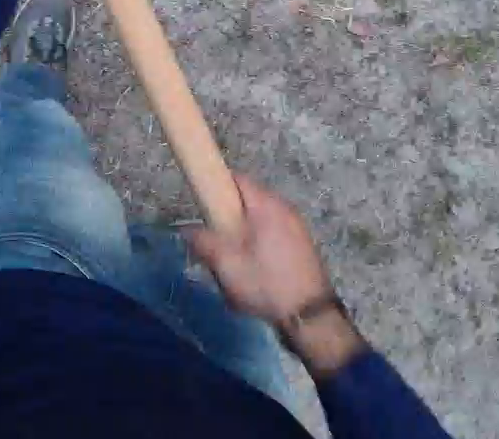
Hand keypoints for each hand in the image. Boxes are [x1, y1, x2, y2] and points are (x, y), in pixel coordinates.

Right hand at [184, 175, 367, 379]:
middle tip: (217, 239)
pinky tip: (257, 270)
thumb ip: (203, 242)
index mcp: (266, 205)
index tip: (203, 204)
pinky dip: (262, 245)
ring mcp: (298, 227)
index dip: (217, 186)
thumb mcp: (227, 264)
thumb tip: (186, 229)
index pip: (237, 178)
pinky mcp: (304, 246)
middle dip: (230, 216)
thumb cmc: (266, 283)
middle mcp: (285, 208)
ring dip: (246, 233)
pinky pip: (275, 234)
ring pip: (261, 219)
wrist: (312, 319)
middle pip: (249, 200)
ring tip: (235, 259)